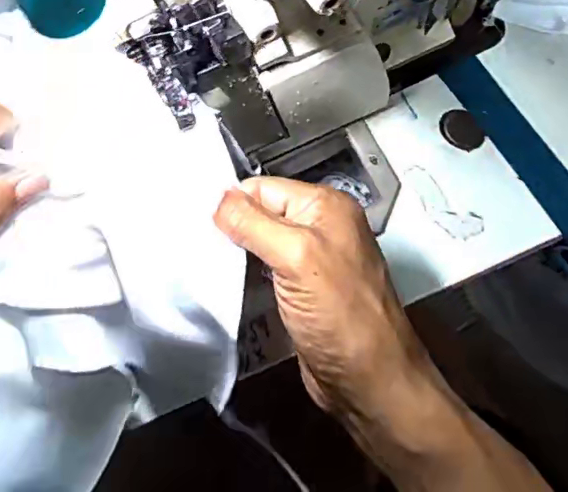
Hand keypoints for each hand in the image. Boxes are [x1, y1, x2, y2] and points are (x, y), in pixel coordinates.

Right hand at [212, 177, 428, 417]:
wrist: (370, 380)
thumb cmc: (340, 313)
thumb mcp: (296, 257)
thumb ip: (256, 224)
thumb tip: (219, 198)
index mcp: (325, 204)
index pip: (265, 187)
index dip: (234, 203)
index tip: (199, 223)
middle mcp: (321, 224)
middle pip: (263, 212)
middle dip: (234, 226)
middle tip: (197, 244)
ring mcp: (314, 258)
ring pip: (264, 241)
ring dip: (239, 251)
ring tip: (206, 262)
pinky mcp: (305, 289)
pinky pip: (269, 268)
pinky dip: (249, 273)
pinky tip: (228, 282)